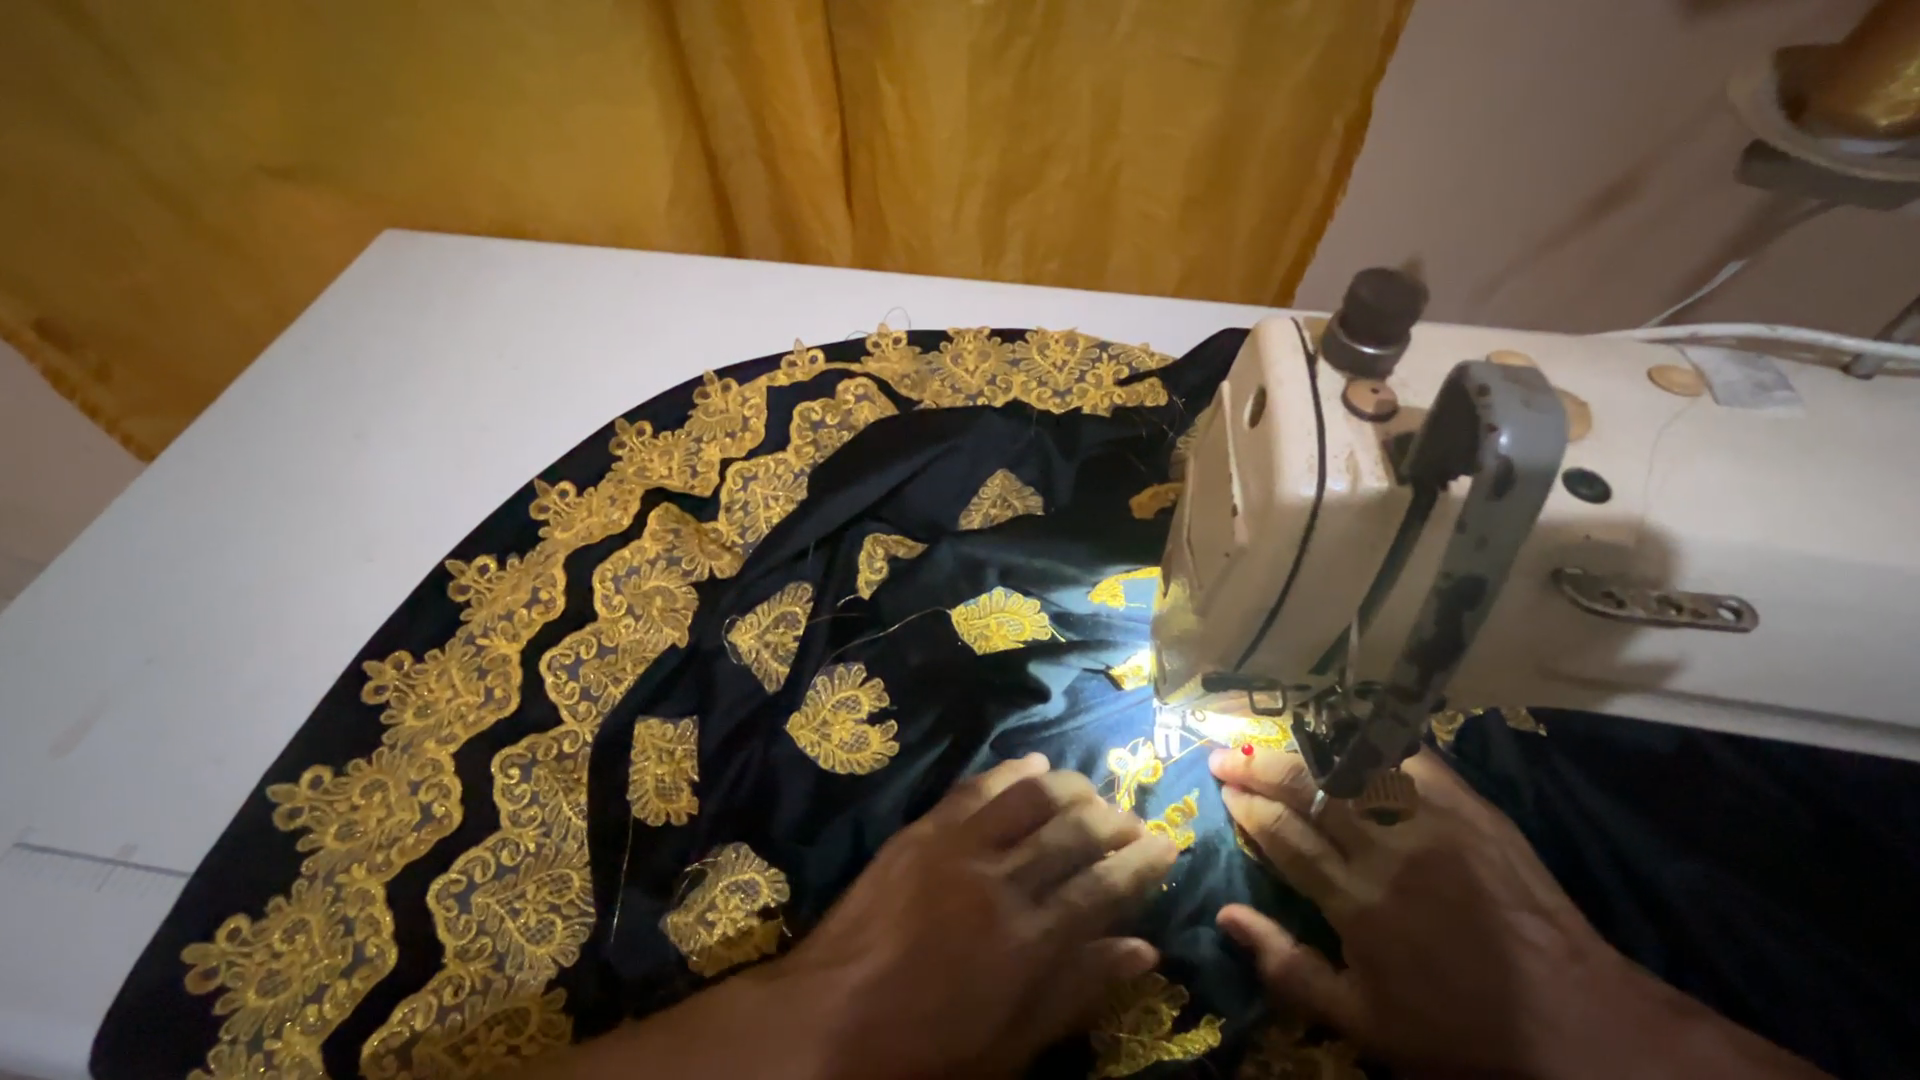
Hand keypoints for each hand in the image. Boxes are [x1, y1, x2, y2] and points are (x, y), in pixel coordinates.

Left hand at [768, 752, 1180, 1078]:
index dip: (1144, 861)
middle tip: (1133, 819)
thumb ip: (1079, 990)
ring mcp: (958, 848)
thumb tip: (1144, 949)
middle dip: (1114, 820)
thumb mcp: (1013, 1043)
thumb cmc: (927, 1047)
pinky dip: (1009, 771)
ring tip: (1089, 790)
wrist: (828, 1020)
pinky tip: (1030, 764)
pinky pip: (976, 787)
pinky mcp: (922, 831)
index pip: (1107, 885)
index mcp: (1032, 941)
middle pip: (1075, 831)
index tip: (1168, 844)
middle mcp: (1003, 881)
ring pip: (1030, 796)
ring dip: (1069, 786)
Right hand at [1210, 745, 1828, 1079]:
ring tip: (1274, 742)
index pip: (1282, 835)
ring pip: (1351, 766)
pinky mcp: (1471, 809)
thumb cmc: (1457, 1028)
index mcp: (1355, 901)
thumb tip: (1225, 917)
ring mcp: (1432, 822)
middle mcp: (1386, 850)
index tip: (1222, 789)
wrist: (1576, 1020)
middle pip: (1307, 788)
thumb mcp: (1362, 1022)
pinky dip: (1373, 745)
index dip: (1246, 807)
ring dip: (1305, 750)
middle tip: (1226, 754)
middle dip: (1258, 765)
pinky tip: (1350, 739)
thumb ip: (1288, 967)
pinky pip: (1411, 759)